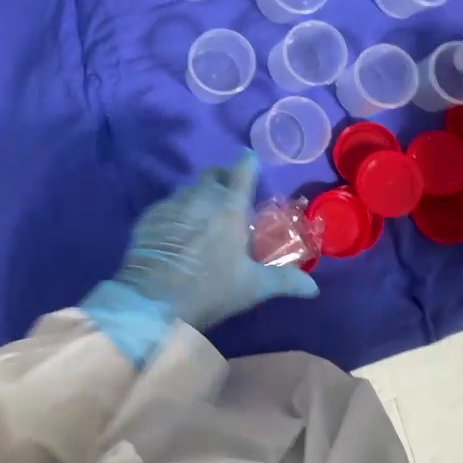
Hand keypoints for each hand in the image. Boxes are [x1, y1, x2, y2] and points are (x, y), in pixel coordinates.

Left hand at [81, 152, 318, 364]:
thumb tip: (313, 289)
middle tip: (229, 194)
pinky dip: (175, 214)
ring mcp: (171, 204)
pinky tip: (176, 233)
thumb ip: (284, 281)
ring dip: (198, 197)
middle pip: (213, 174)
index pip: (242, 172)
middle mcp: (201, 197)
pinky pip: (166, 206)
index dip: (248, 163)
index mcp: (230, 208)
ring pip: (188, 189)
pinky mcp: (148, 216)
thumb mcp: (252, 287)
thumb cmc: (210, 289)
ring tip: (202, 217)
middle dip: (222, 178)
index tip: (250, 160)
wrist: (153, 301)